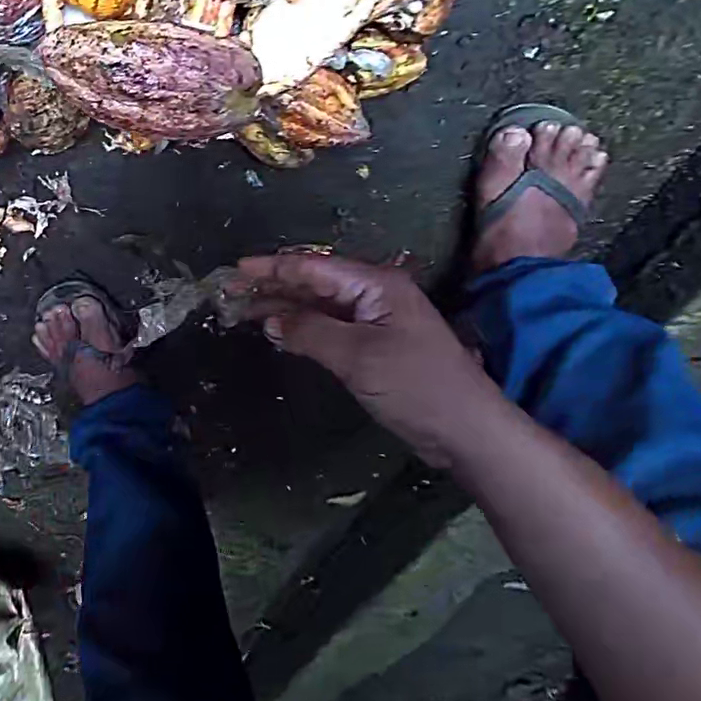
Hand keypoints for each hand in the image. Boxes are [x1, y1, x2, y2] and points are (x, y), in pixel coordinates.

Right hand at [233, 254, 504, 465]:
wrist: (468, 432)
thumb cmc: (416, 386)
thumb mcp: (358, 357)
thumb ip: (310, 333)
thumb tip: (271, 320)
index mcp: (375, 284)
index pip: (313, 268)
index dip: (273, 267)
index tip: (237, 269)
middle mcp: (374, 294)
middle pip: (314, 283)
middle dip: (273, 285)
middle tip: (232, 291)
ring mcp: (374, 320)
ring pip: (319, 305)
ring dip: (284, 307)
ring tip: (245, 309)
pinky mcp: (373, 345)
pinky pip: (329, 327)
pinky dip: (302, 328)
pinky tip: (279, 331)